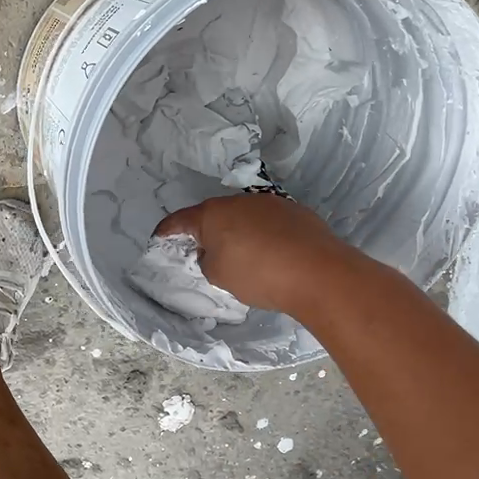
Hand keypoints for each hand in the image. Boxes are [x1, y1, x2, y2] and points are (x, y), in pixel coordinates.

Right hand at [154, 194, 368, 314]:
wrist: (319, 273)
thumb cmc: (258, 274)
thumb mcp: (219, 276)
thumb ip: (208, 260)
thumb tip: (216, 252)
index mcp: (212, 214)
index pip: (180, 220)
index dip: (168, 230)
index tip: (160, 236)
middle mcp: (238, 202)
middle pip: (215, 215)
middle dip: (209, 231)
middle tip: (208, 252)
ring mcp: (270, 203)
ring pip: (245, 217)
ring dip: (240, 232)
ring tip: (246, 256)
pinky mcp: (297, 212)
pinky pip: (271, 223)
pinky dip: (266, 236)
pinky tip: (274, 255)